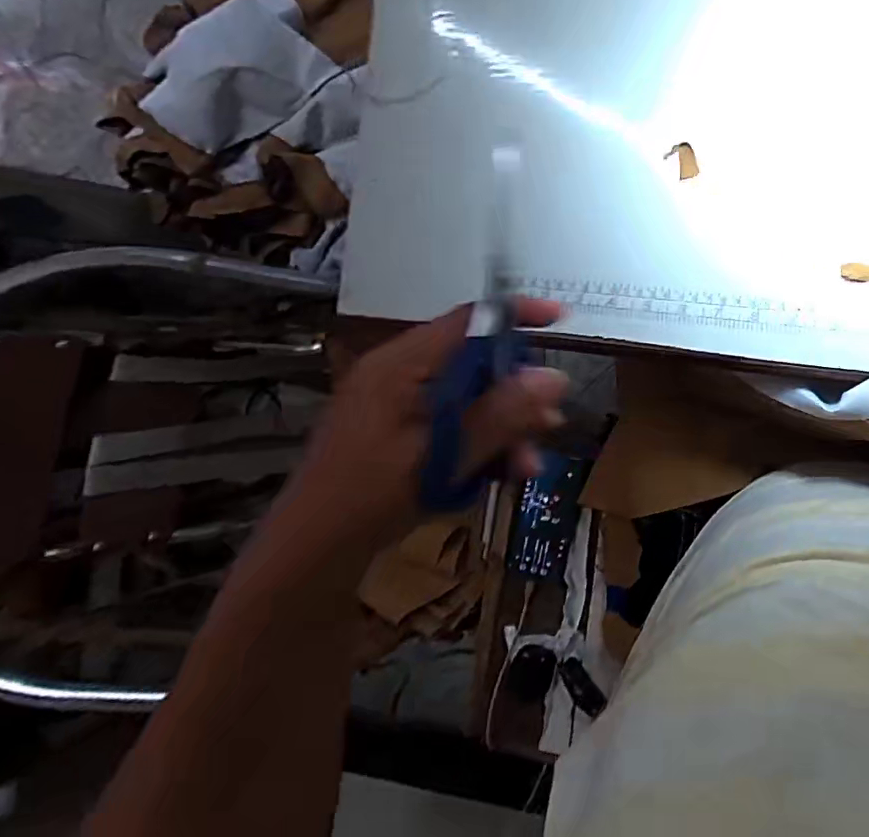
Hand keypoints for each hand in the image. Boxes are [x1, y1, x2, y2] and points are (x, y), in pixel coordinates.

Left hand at [291, 299, 570, 545]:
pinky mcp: (398, 427)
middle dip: (517, 395)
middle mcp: (399, 372)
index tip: (560, 318)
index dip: (517, 314)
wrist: (307, 555)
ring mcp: (396, 400)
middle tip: (549, 425)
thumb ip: (500, 415)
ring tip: (525, 467)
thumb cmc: (369, 500)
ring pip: (469, 397)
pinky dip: (478, 442)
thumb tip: (556, 377)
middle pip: (476, 364)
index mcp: (401, 365)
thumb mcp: (443, 457)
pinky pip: (452, 420)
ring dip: (503, 428)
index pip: (468, 320)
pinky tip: (496, 473)